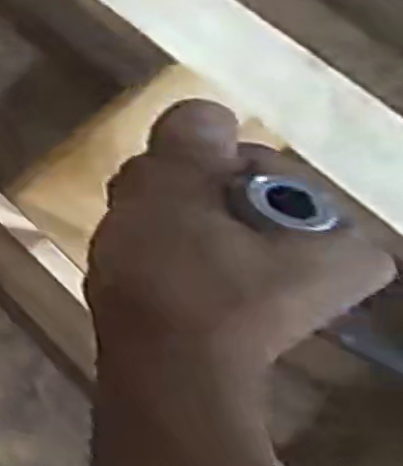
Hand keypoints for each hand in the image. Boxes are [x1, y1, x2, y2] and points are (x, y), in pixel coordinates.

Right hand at [86, 100, 394, 370]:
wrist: (159, 357)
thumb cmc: (172, 275)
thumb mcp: (169, 196)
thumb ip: (189, 147)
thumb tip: (207, 108)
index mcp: (334, 233)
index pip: (247, 159)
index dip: (186, 166)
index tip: (154, 191)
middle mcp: (328, 254)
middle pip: (224, 184)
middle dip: (168, 188)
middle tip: (137, 211)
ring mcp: (287, 276)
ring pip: (204, 209)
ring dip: (155, 208)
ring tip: (131, 233)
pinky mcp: (247, 290)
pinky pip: (200, 238)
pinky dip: (163, 235)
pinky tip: (140, 250)